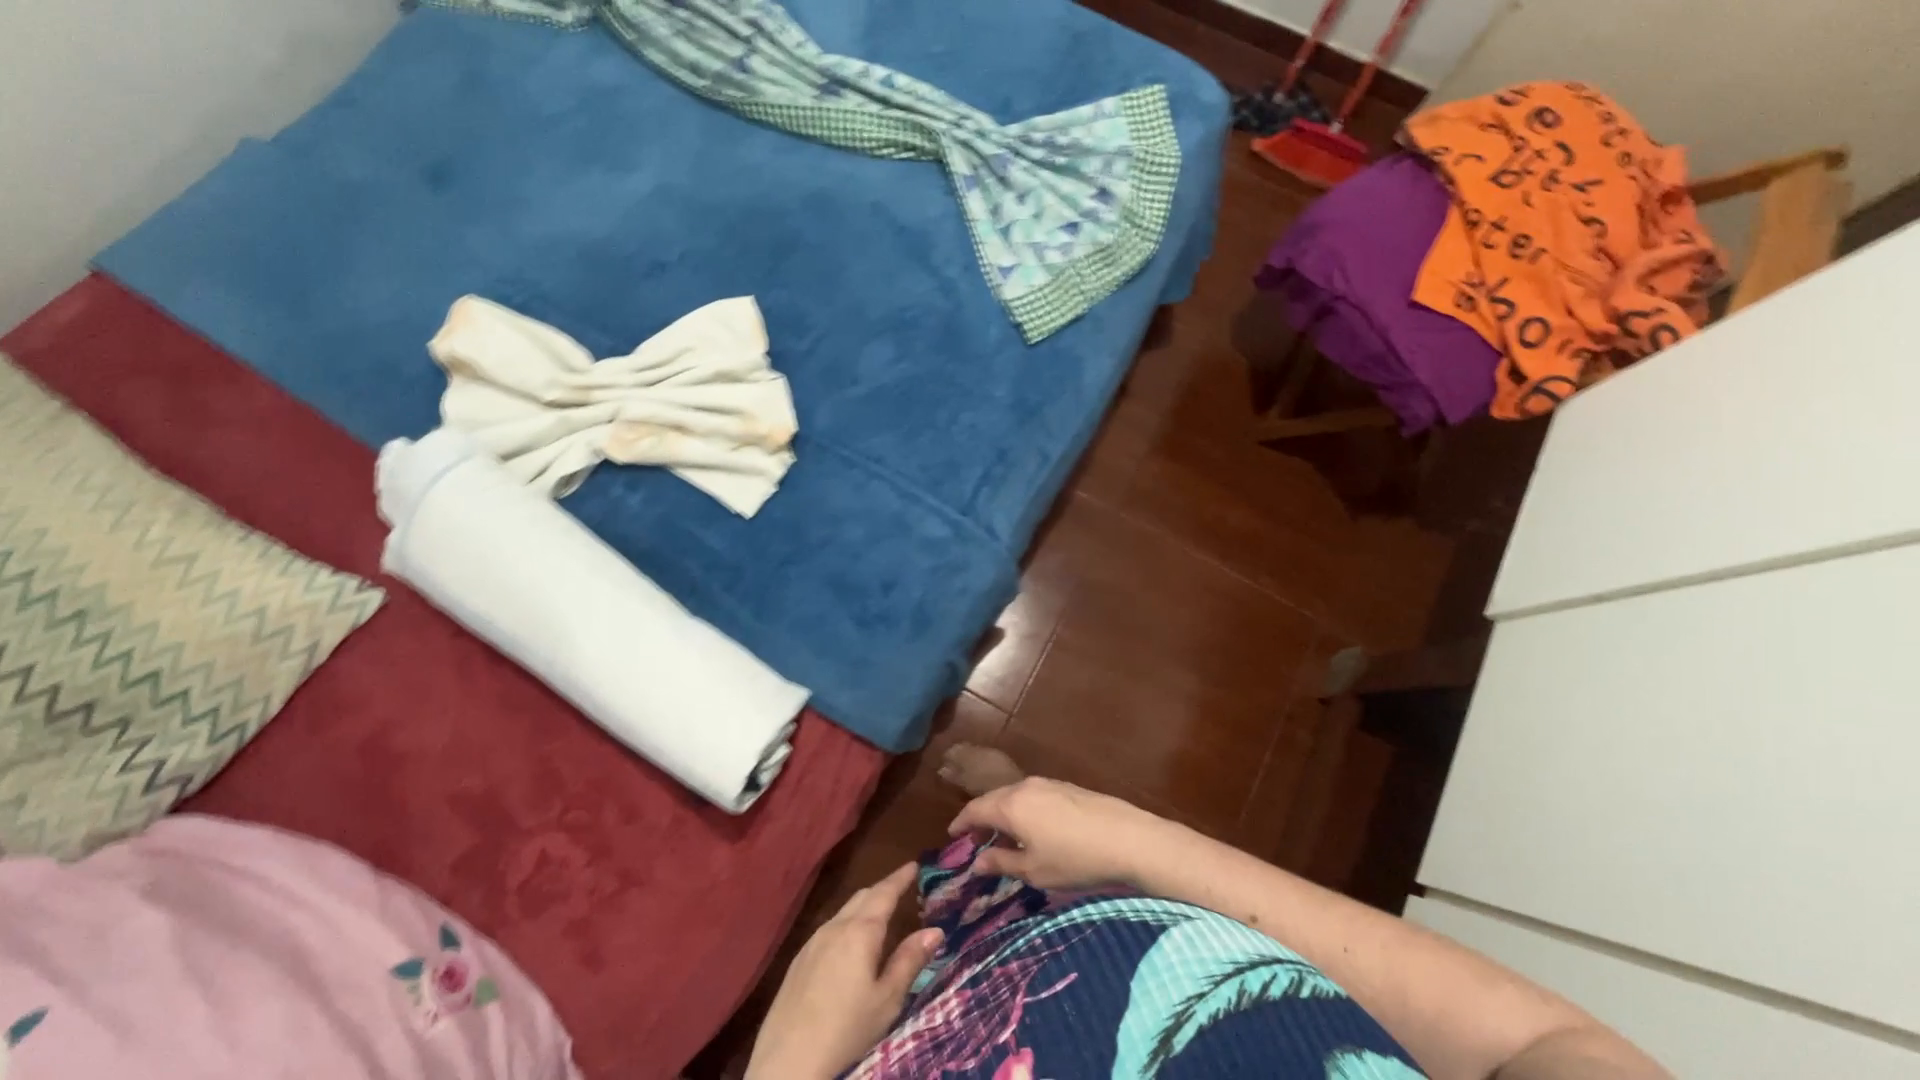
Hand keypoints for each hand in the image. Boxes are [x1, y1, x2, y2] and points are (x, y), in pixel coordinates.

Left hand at [745, 863, 943, 1079]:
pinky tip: (850, 943)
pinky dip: (847, 923)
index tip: (914, 865)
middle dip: (883, 889)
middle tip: (902, 887)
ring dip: (864, 906)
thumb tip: (935, 930)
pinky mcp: (798, 961)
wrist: (788, 1060)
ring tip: (881, 913)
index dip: (900, 878)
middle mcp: (833, 928)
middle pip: (861, 897)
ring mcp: (811, 943)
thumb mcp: (887, 999)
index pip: (884, 893)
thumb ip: (910, 961)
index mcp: (859, 932)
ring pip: (843, 912)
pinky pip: (828, 929)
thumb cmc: (847, 1029)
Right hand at [947, 776, 1178, 890]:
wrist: (1130, 840)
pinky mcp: (1070, 788)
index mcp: (1010, 805)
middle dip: (981, 817)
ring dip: (1004, 813)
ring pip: (1015, 795)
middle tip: (975, 838)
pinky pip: (1034, 796)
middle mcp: (1026, 787)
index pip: (974, 809)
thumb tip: (977, 861)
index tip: (952, 836)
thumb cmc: (1075, 860)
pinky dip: (1024, 810)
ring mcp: (1050, 784)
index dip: (960, 823)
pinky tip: (1033, 829)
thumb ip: (1002, 862)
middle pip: (994, 798)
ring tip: (1004, 836)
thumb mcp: (1034, 871)